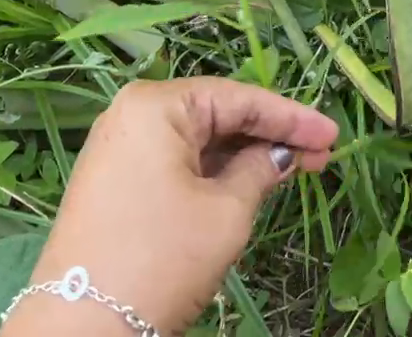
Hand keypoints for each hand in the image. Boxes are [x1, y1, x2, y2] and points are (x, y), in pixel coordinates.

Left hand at [7, 77, 337, 335]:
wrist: (79, 334)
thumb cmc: (160, 259)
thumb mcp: (225, 213)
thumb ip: (260, 169)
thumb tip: (281, 154)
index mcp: (156, 104)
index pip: (239, 99)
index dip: (291, 118)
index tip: (332, 135)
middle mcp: (133, 113)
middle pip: (218, 114)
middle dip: (270, 135)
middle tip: (321, 155)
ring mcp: (119, 148)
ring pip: (199, 140)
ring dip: (245, 154)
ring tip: (294, 168)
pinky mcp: (115, 181)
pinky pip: (176, 161)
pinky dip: (214, 171)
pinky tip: (250, 180)